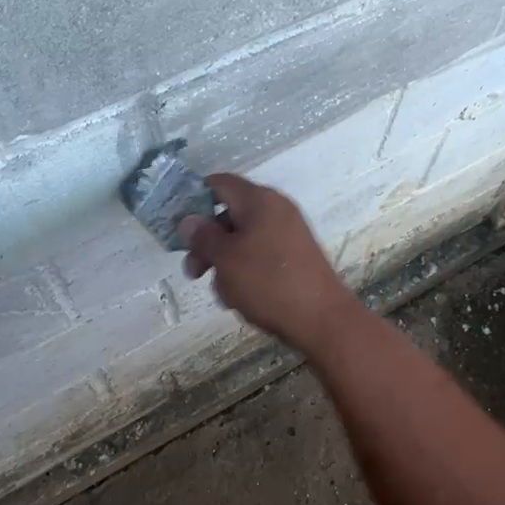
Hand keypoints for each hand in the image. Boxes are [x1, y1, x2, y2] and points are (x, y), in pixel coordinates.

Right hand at [179, 173, 363, 354]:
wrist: (324, 320)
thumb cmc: (269, 282)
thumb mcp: (226, 259)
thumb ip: (203, 236)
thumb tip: (189, 220)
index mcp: (259, 199)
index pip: (219, 183)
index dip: (195, 200)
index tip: (180, 228)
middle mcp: (276, 208)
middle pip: (229, 214)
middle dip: (208, 243)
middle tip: (194, 273)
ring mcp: (289, 232)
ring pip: (243, 239)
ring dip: (226, 263)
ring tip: (225, 295)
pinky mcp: (296, 256)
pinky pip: (261, 254)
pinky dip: (247, 271)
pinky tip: (244, 299)